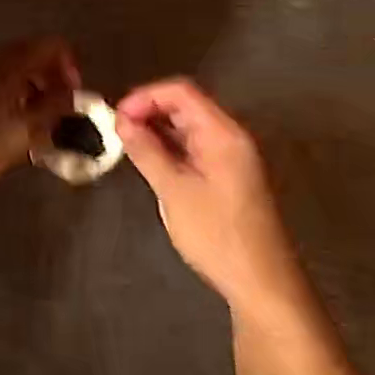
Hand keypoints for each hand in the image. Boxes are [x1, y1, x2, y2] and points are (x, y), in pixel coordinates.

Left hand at [0, 37, 80, 189]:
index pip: (52, 44)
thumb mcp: (21, 134)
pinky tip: (12, 124)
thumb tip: (78, 96)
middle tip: (60, 114)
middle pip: (35, 54)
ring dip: (35, 90)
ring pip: (16, 69)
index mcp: (5, 63)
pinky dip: (15, 95)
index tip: (74, 100)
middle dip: (55, 81)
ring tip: (39, 124)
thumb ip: (54, 110)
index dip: (71, 68)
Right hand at [114, 78, 311, 319]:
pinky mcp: (225, 175)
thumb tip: (121, 120)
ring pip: (186, 126)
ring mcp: (229, 157)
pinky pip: (191, 146)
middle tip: (115, 130)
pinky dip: (166, 145)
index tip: (115, 116)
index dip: (144, 97)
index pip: (181, 93)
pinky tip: (146, 159)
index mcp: (223, 135)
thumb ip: (146, 150)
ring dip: (154, 128)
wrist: (260, 282)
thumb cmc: (216, 234)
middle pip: (184, 105)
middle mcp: (229, 138)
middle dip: (147, 110)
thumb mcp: (174, 190)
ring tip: (124, 143)